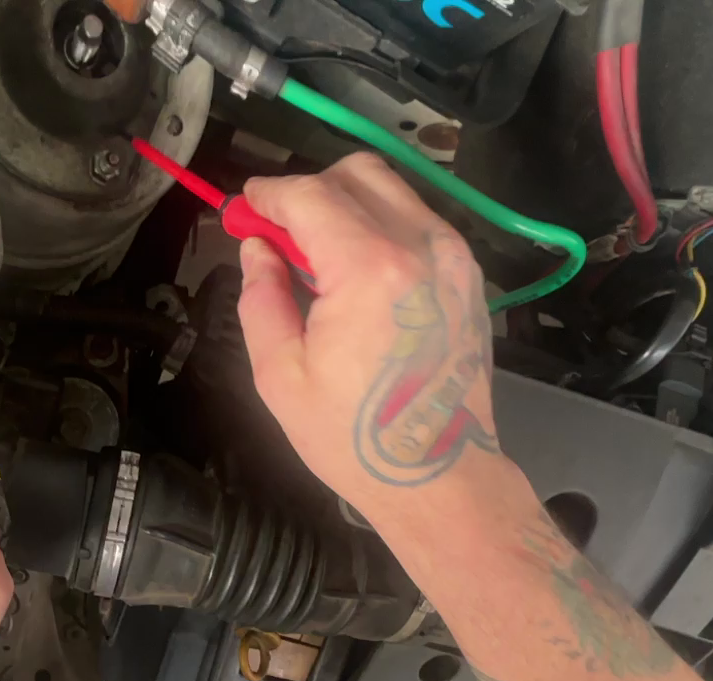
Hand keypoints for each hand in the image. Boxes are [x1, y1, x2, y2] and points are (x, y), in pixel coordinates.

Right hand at [238, 153, 522, 535]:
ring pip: (393, 191)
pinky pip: (418, 224)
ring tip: (316, 256)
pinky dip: (380, 228)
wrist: (437, 475)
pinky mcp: (468, 277)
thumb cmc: (351, 438)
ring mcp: (453, 258)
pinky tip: (357, 274)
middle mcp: (420, 246)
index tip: (244, 205)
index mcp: (368, 269)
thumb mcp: (280, 376)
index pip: (310, 196)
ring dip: (346, 206)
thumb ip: (262, 300)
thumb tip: (258, 250)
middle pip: (357, 174)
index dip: (268, 194)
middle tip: (278, 231)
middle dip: (308, 190)